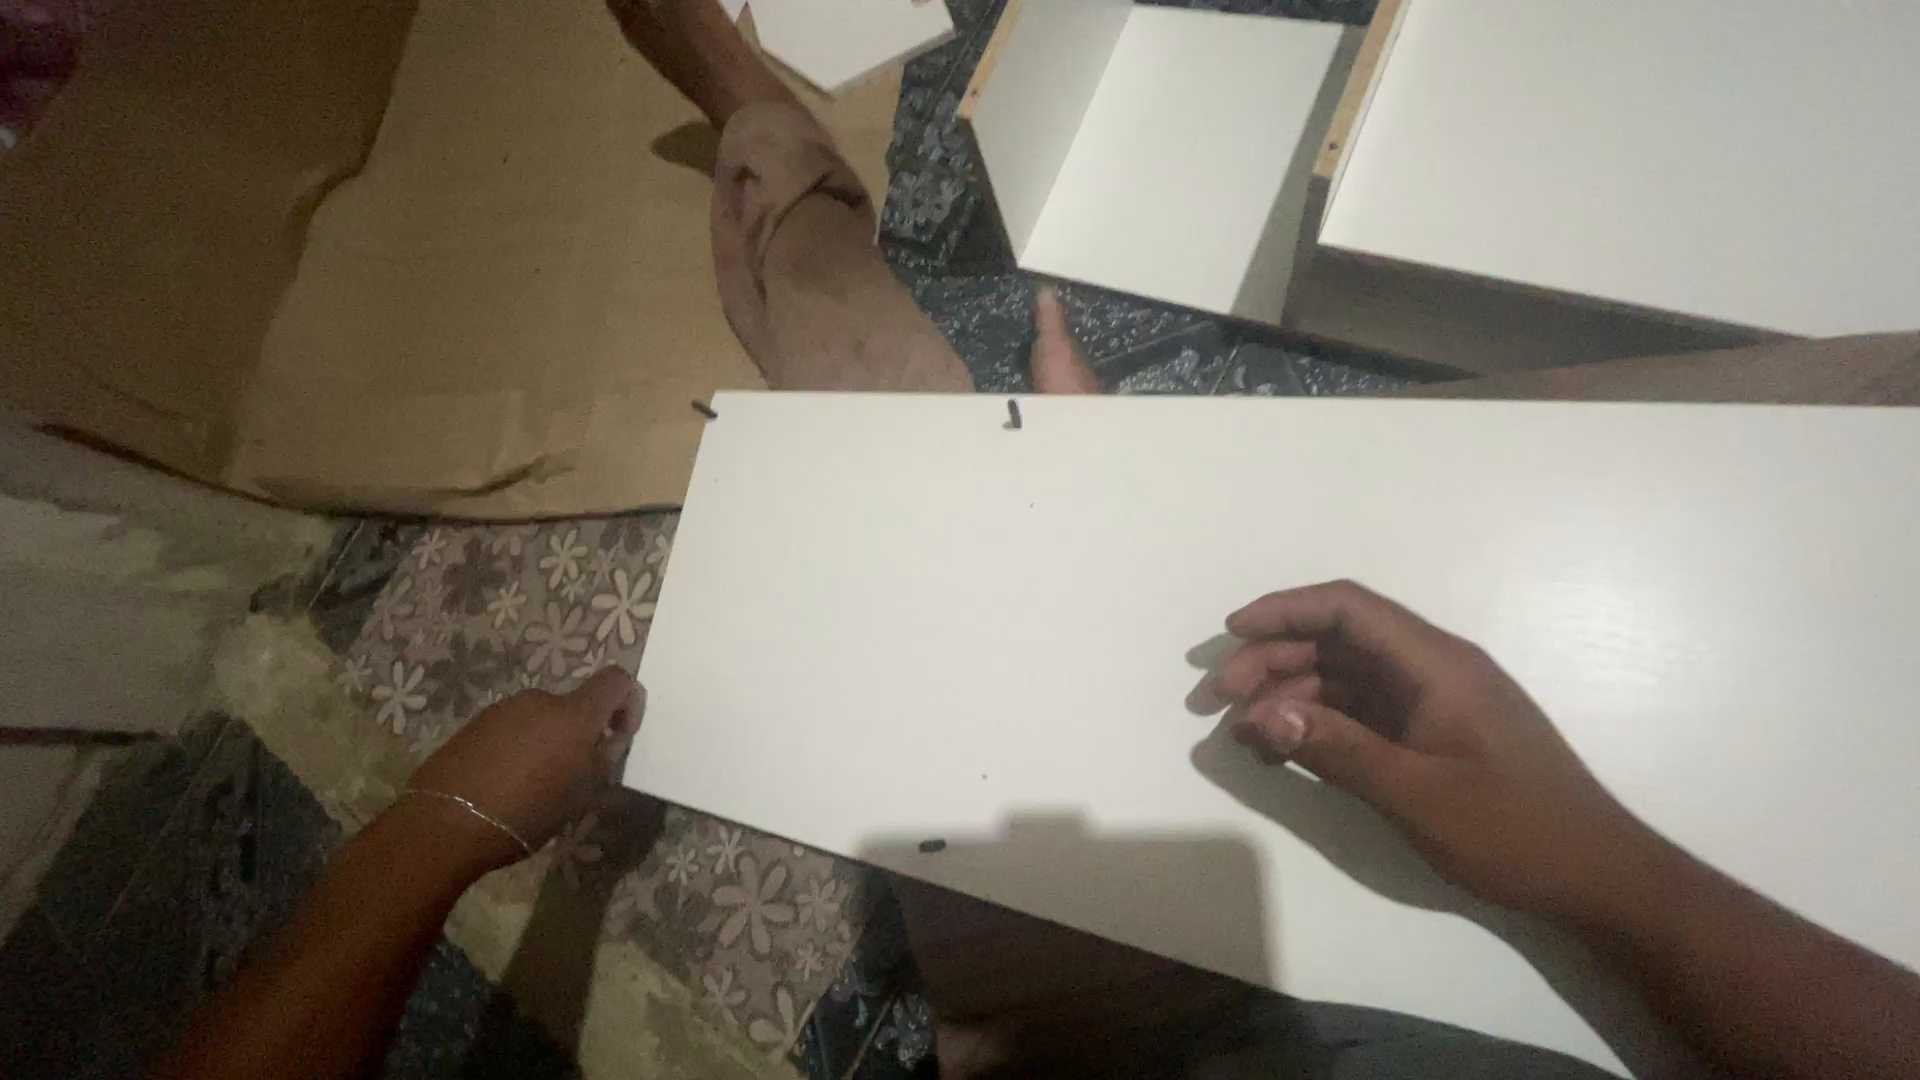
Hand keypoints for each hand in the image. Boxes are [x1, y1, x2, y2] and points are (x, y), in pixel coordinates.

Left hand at [405, 668, 643, 871]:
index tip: (621, 735)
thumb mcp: (581, 794)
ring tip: (536, 783)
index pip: (617, 679)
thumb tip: (610, 740)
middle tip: (575, 771)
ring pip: (542, 718)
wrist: (440, 827)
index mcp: (575, 713)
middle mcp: (540, 700)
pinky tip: (505, 784)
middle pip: (576, 704)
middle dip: (583, 731)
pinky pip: (511, 729)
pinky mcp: (471, 727)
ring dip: (549, 741)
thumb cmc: (526, 812)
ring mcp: (501, 710)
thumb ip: (603, 759)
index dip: (630, 701)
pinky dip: (519, 748)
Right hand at [1213, 580, 1661, 918]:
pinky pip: (1351, 712)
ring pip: (1334, 677)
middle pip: (1331, 641)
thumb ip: (1338, 750)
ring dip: (1282, 697)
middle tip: (1219, 698)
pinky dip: (1309, 725)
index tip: (1231, 632)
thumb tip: (1259, 716)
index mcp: (1435, 663)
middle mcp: (1426, 669)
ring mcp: (1422, 702)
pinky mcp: (1419, 732)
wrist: (1601, 884)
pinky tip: (1277, 751)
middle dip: (1269, 660)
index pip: (1347, 607)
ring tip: (1240, 734)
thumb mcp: (1420, 795)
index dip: (1284, 609)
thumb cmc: (1517, 833)